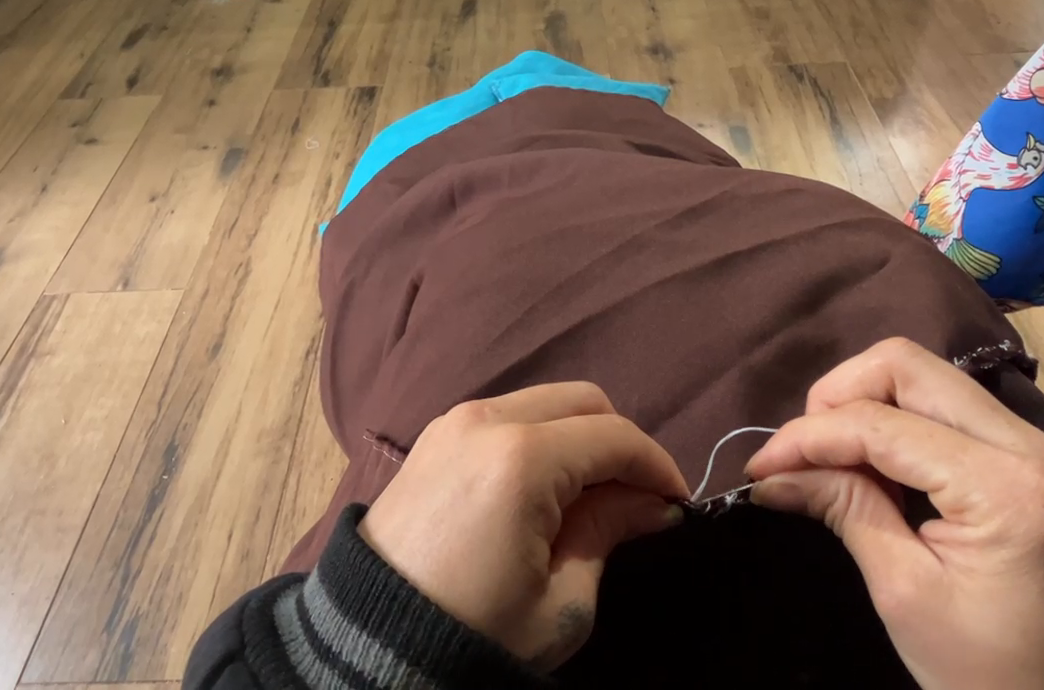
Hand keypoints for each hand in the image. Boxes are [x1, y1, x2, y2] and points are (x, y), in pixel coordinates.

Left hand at [359, 382, 687, 668]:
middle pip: (582, 400)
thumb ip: (608, 532)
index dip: (656, 465)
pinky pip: (508, 414)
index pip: (613, 437)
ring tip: (592, 493)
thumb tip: (652, 503)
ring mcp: (456, 419)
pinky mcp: (436, 433)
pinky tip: (546, 484)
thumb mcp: (559, 602)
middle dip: (620, 441)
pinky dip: (542, 435)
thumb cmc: (472, 632)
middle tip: (637, 495)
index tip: (677, 502)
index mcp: (521, 458)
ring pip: (544, 401)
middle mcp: (488, 418)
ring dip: (580, 435)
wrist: (366, 643)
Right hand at [745, 338, 1043, 689]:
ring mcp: (1035, 445)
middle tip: (804, 452)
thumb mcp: (905, 593)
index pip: (879, 422)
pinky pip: (944, 403)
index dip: (808, 436)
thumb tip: (771, 471)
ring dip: (864, 401)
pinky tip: (873, 462)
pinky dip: (894, 416)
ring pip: (923, 374)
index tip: (760, 467)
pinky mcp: (1028, 456)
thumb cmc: (994, 677)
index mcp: (1005, 486)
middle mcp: (1028, 444)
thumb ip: (844, 508)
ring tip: (833, 457)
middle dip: (838, 396)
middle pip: (905, 365)